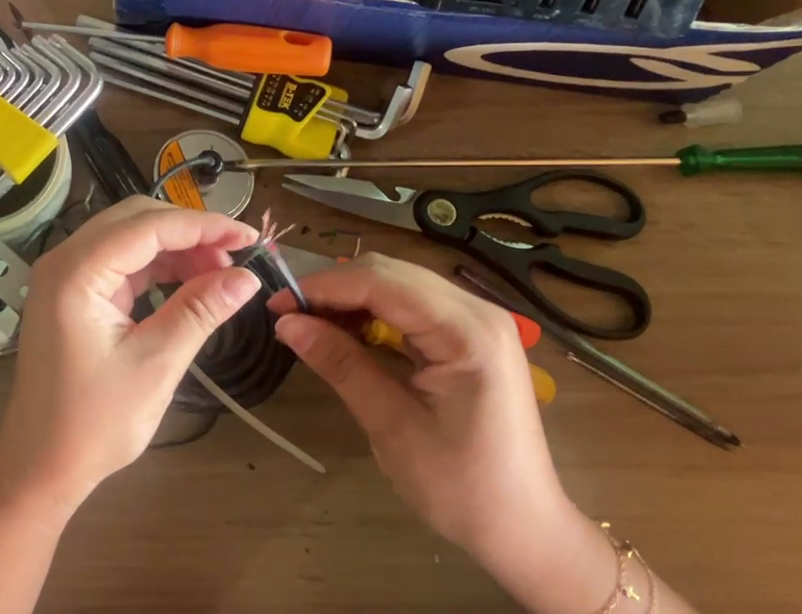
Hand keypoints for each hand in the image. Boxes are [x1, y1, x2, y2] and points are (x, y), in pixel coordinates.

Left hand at [0, 197, 260, 499]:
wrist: (41, 463)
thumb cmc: (94, 421)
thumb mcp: (156, 363)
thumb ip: (199, 311)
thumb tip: (248, 278)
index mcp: (76, 272)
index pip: (147, 226)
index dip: (202, 226)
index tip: (250, 236)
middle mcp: (64, 260)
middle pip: (134, 221)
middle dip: (189, 233)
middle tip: (237, 256)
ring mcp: (65, 276)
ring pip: (128, 239)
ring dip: (175, 249)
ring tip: (221, 274)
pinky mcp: (73, 293)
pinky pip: (120, 263)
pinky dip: (156, 268)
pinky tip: (190, 282)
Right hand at [266, 255, 592, 566]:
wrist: (524, 529)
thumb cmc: (461, 486)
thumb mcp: (392, 426)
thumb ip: (341, 365)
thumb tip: (286, 323)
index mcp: (468, 332)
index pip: (381, 282)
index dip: (323, 287)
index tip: (277, 305)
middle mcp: (478, 311)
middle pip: (389, 273)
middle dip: (333, 287)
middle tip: (288, 314)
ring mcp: (477, 321)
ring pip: (397, 283)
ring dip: (349, 296)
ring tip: (309, 322)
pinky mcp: (470, 335)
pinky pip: (410, 303)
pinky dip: (372, 310)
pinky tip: (345, 330)